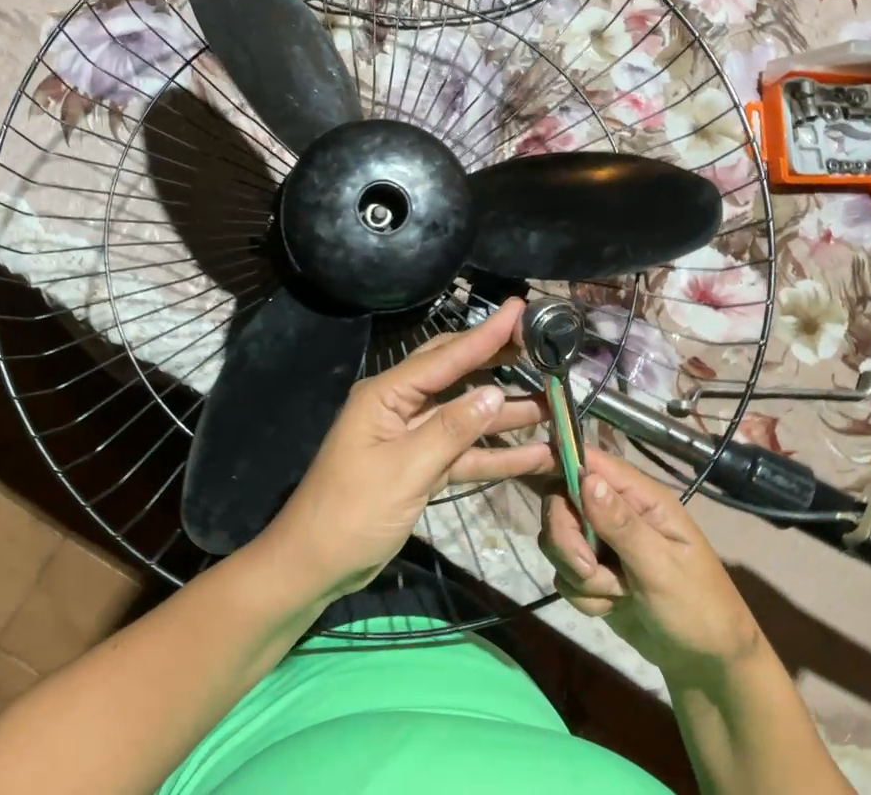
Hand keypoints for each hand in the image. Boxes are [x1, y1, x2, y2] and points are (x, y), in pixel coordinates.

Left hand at [255, 298, 552, 603]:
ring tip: (555, 402)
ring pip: (466, 417)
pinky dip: (495, 455)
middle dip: (498, 362)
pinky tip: (536, 455)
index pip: (444, 356)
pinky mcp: (420, 469)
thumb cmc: (352, 511)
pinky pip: (463, 454)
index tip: (521, 309)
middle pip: (456, 376)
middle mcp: (399, 408)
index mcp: (385, 395)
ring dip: (506, 413)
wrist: (316, 562)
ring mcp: (410, 439)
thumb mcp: (404, 469)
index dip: (486, 334)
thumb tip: (495, 393)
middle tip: (544, 347)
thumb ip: (451, 430)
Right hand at [539, 448, 763, 684]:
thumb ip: (621, 525)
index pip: (590, 462)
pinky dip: (582, 595)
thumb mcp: (662, 568)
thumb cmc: (699, 608)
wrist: (704, 664)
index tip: (524, 467)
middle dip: (567, 541)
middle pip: (560, 504)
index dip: (555, 459)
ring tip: (616, 593)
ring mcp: (602, 544)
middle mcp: (616, 513)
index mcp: (641, 499)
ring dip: (579, 575)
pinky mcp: (591, 573)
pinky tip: (612, 606)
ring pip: (557, 541)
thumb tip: (585, 477)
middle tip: (589, 569)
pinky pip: (562, 574)